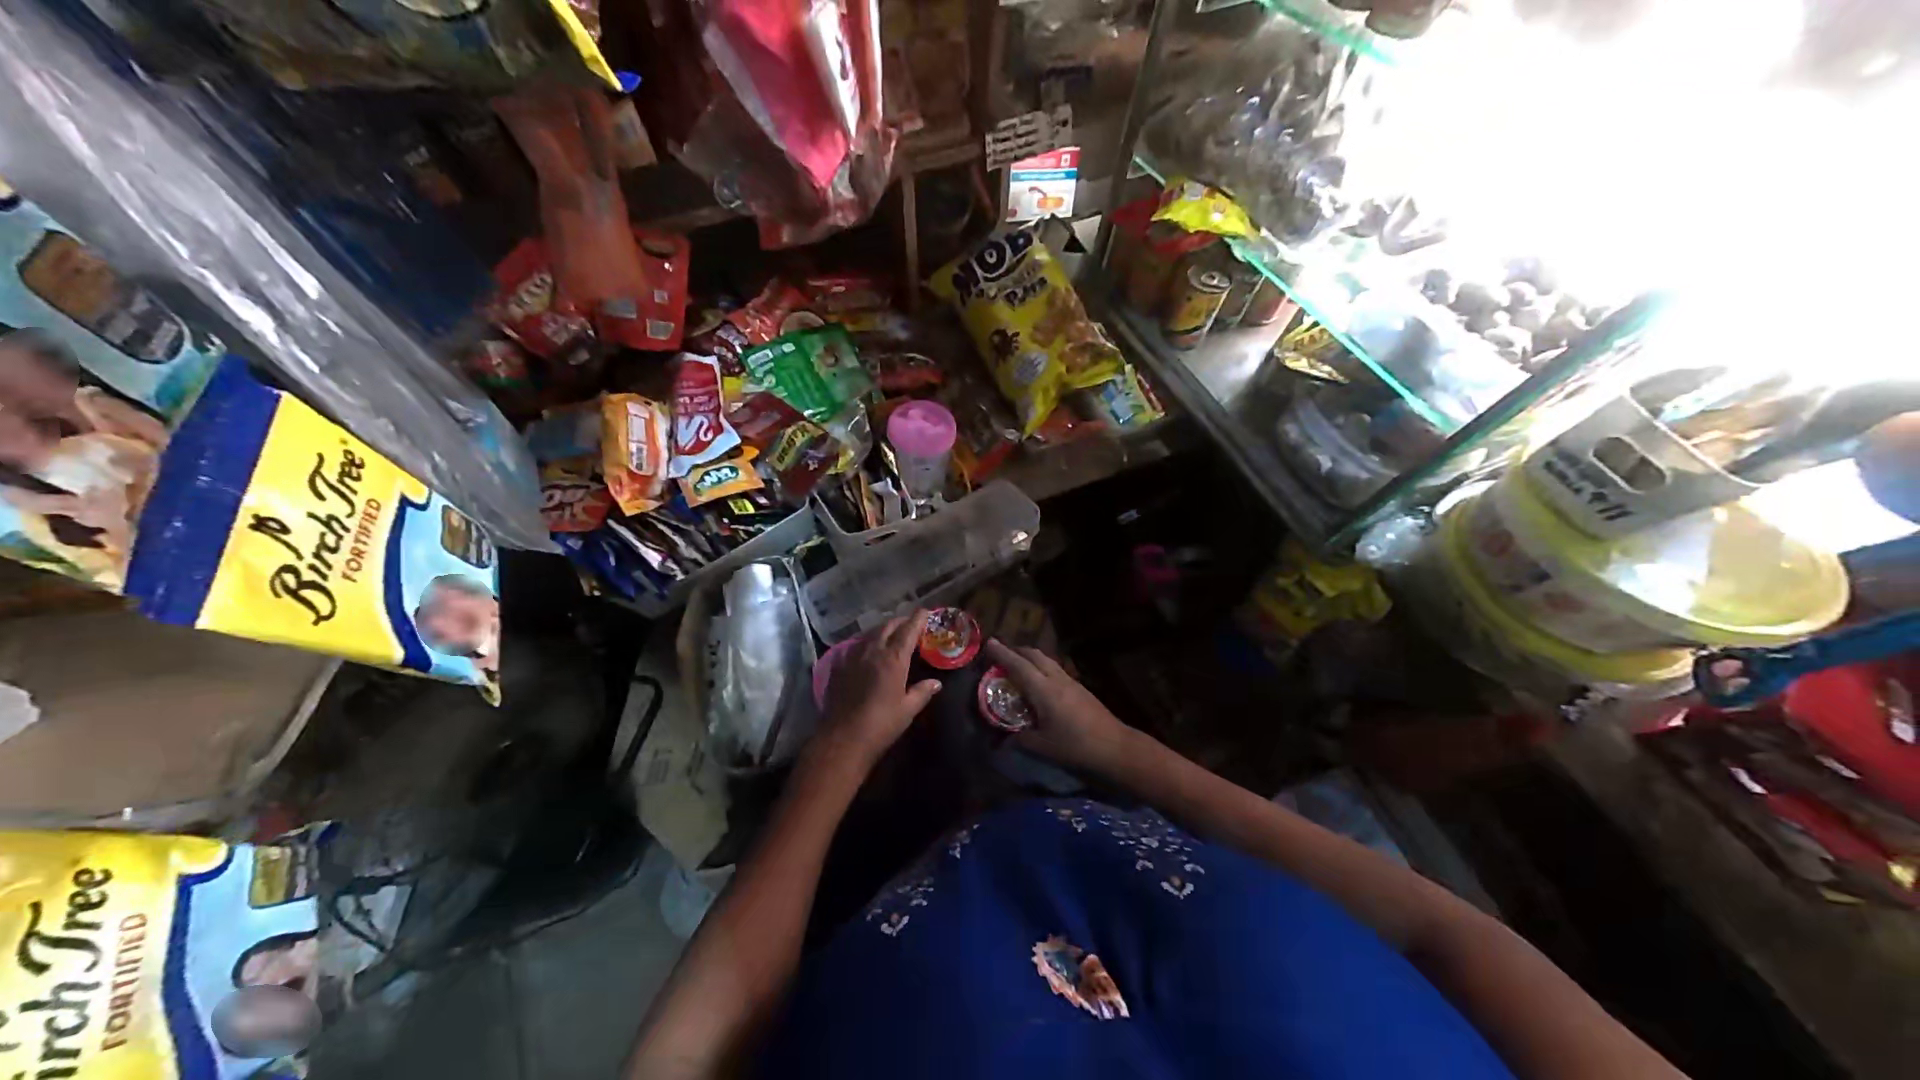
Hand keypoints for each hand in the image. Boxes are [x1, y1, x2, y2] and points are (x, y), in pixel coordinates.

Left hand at [817, 611, 942, 767]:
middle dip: (901, 622)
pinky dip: (867, 643)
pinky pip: (856, 646)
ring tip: (892, 635)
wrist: (843, 739)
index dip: (918, 618)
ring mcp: (852, 657)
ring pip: (870, 634)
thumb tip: (936, 683)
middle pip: (888, 626)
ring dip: (883, 630)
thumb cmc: (881, 724)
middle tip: (911, 625)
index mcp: (893, 658)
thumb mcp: (908, 709)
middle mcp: (872, 650)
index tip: (926, 611)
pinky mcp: (839, 667)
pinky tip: (869, 652)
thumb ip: (922, 692)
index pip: (908, 629)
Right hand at [984, 639, 1137, 775]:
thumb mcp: (1043, 746)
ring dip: (1030, 657)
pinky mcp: (1080, 688)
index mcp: (1044, 690)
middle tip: (1000, 654)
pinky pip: (1055, 669)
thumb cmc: (1076, 746)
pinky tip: (1039, 682)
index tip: (989, 642)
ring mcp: (1071, 682)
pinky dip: (1041, 667)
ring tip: (1018, 665)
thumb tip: (1004, 739)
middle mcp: (1057, 679)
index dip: (1002, 653)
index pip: (1018, 665)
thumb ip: (1020, 739)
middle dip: (1016, 650)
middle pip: (1034, 655)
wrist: (1115, 745)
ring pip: (1047, 660)